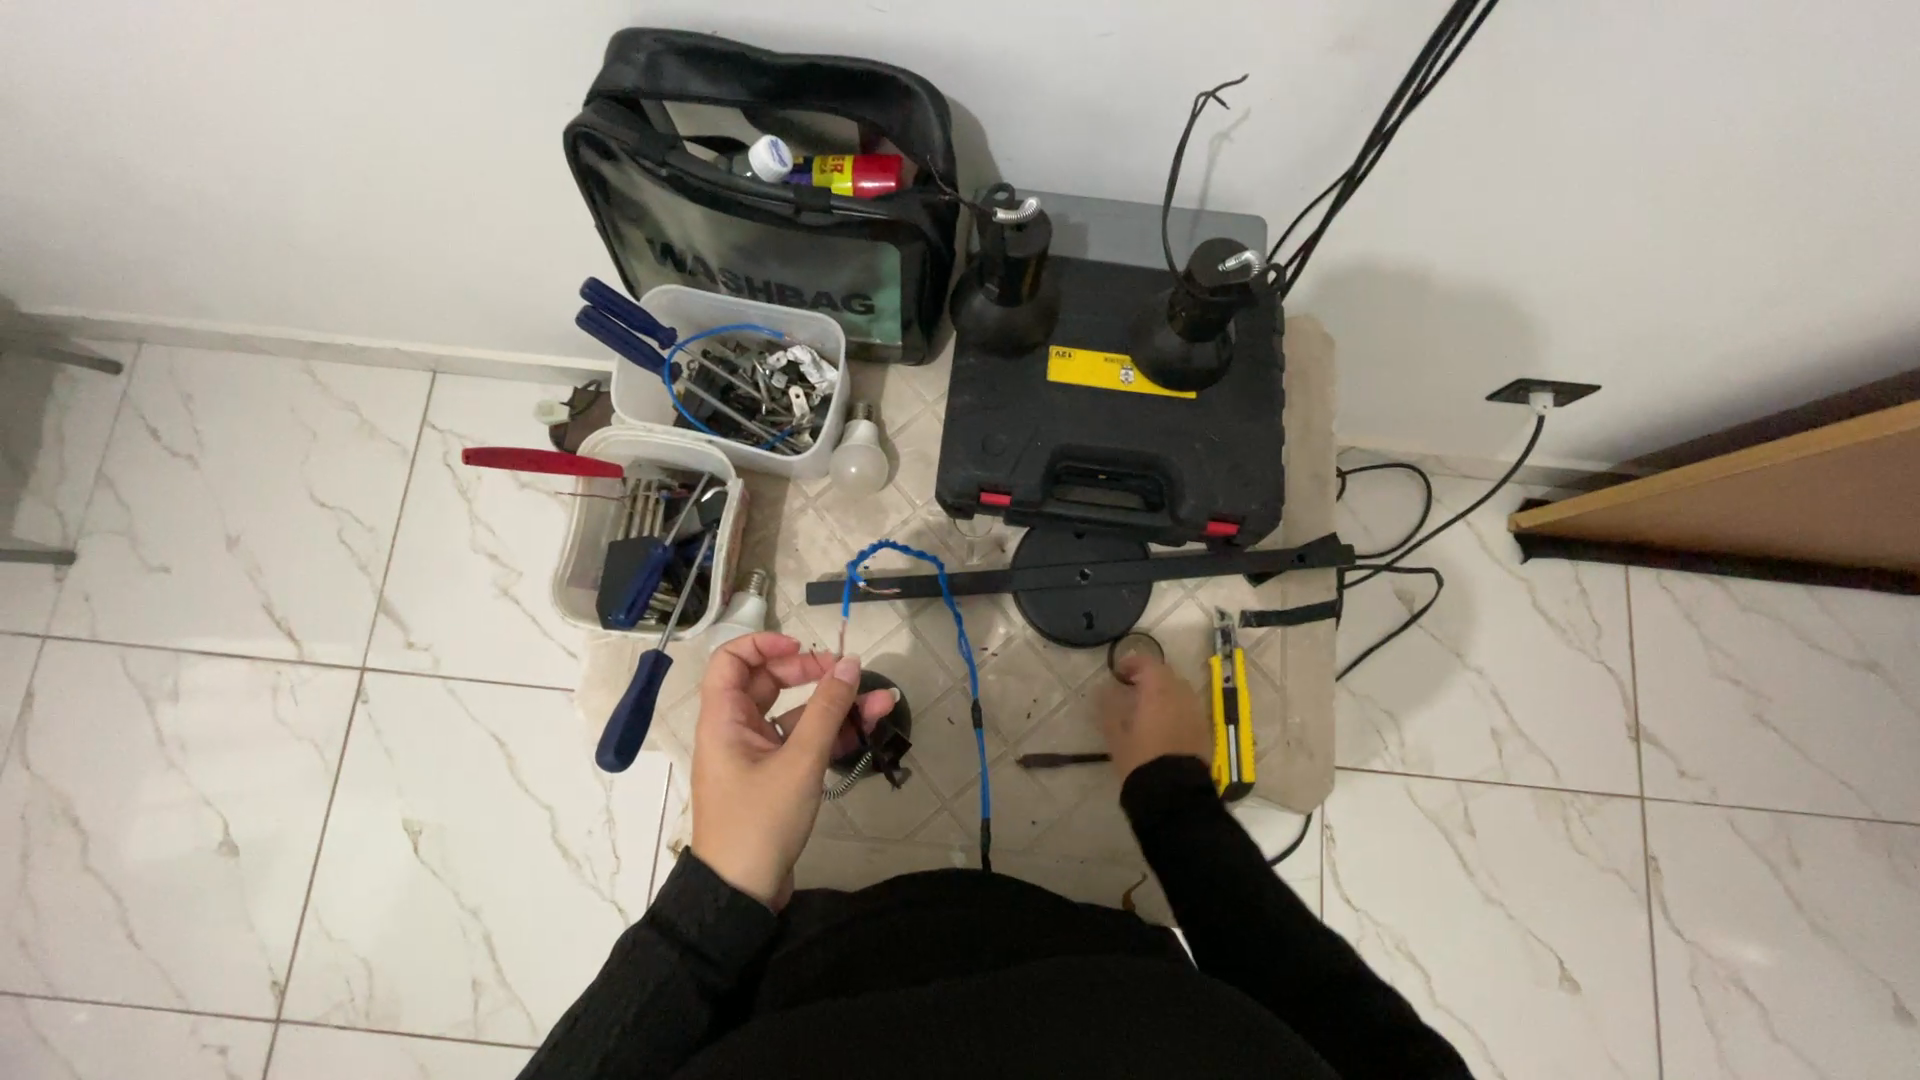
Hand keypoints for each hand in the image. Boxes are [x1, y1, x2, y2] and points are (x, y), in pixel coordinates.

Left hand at [689, 633, 897, 909]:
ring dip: (834, 706)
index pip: (731, 660)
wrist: (741, 894)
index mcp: (723, 719)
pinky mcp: (774, 777)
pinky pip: (802, 741)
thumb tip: (849, 664)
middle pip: (769, 682)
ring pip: (794, 714)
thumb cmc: (760, 821)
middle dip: (812, 673)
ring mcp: (756, 754)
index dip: (765, 644)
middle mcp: (735, 729)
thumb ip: (828, 710)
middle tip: (847, 673)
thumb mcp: (799, 762)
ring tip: (880, 702)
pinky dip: (831, 734)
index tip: (804, 647)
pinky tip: (866, 729)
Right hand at [1097, 654, 1212, 781]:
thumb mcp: (1116, 736)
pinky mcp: (1204, 731)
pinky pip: (1188, 708)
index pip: (1149, 663)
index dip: (1133, 662)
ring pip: (1180, 690)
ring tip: (1147, 706)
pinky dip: (1175, 707)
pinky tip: (1163, 724)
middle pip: (1167, 674)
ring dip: (1164, 691)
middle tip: (1131, 687)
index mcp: (1158, 692)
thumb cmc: (1140, 761)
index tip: (1118, 673)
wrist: (1174, 794)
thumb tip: (1103, 690)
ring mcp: (1196, 713)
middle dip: (1149, 676)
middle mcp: (1181, 696)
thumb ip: (1109, 708)